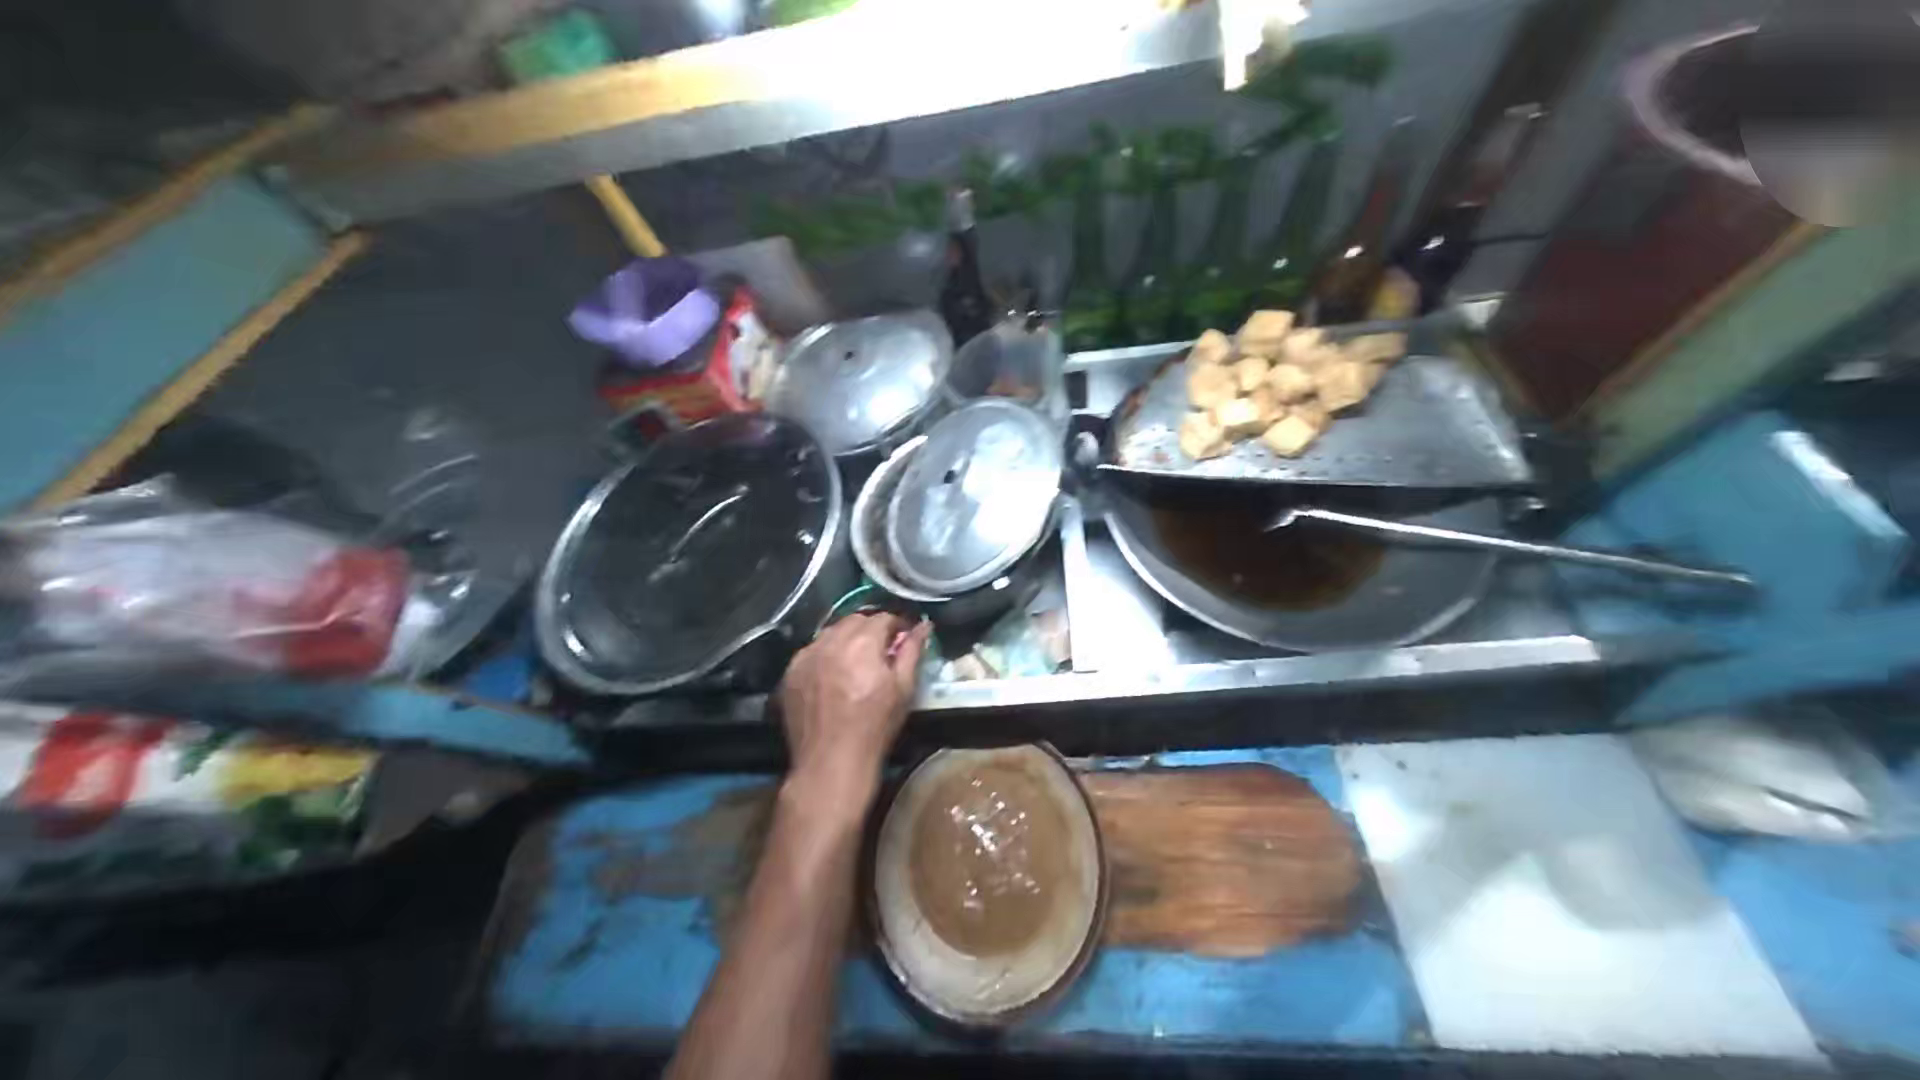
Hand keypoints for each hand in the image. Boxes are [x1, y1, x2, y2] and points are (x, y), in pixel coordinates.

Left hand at [778, 612, 930, 796]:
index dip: (897, 627)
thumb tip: (923, 626)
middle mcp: (830, 641)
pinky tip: (832, 675)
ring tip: (855, 663)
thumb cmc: (874, 727)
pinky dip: (825, 655)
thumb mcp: (903, 689)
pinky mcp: (791, 672)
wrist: (831, 762)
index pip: (883, 618)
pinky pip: (812, 651)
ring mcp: (806, 656)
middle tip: (881, 652)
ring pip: (831, 633)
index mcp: (862, 643)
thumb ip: (912, 652)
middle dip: (870, 630)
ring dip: (846, 640)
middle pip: (855, 621)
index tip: (903, 640)